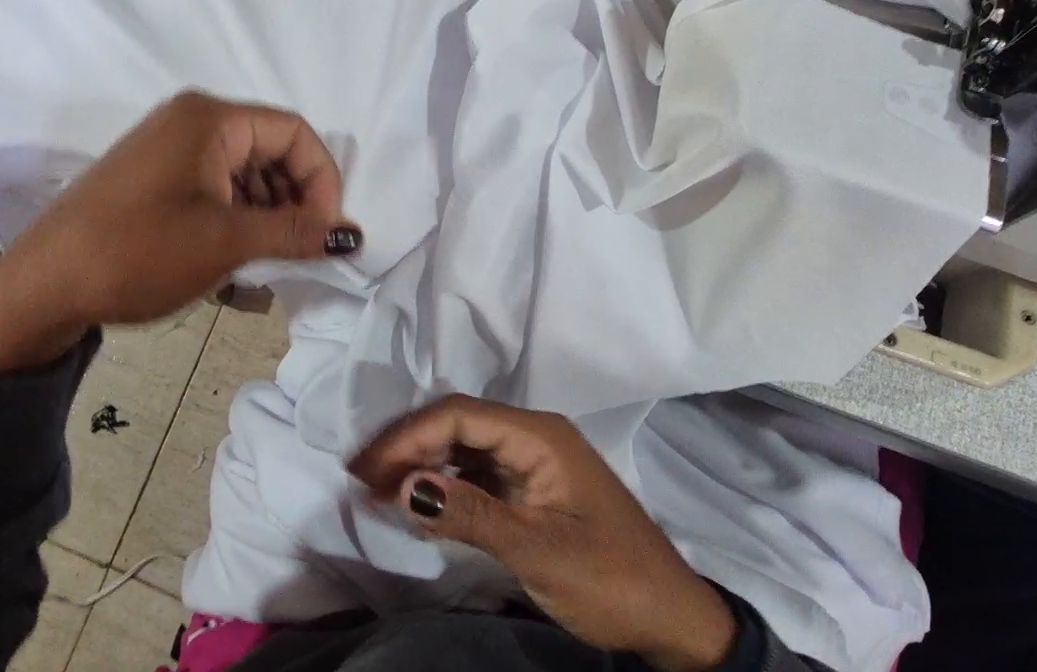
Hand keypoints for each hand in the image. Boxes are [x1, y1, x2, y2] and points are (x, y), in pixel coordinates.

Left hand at [0, 92, 360, 371]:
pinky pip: (213, 193)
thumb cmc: (139, 251)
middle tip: (301, 254)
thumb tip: (349, 235)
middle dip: (294, 204)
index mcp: (210, 118)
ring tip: (267, 270)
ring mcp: (169, 151)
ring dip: (265, 221)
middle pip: (270, 152)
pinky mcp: (154, 182)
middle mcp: (191, 122)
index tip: (328, 234)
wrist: (43, 286)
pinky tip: (235, 271)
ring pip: (243, 177)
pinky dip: (234, 225)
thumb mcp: (226, 242)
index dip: (322, 181)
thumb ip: (294, 232)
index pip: (294, 133)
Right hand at [348, 396, 734, 670]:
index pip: (459, 416)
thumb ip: (470, 514)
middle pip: (457, 425)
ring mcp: (532, 463)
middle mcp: (534, 437)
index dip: (409, 437)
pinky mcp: (530, 489)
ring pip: (463, 448)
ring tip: (379, 492)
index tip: (368, 470)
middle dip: (408, 448)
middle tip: (362, 480)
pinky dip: (444, 487)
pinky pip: (476, 474)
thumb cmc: (612, 581)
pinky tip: (419, 506)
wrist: (673, 620)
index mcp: (540, 436)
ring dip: (422, 467)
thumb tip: (403, 486)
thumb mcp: (539, 552)